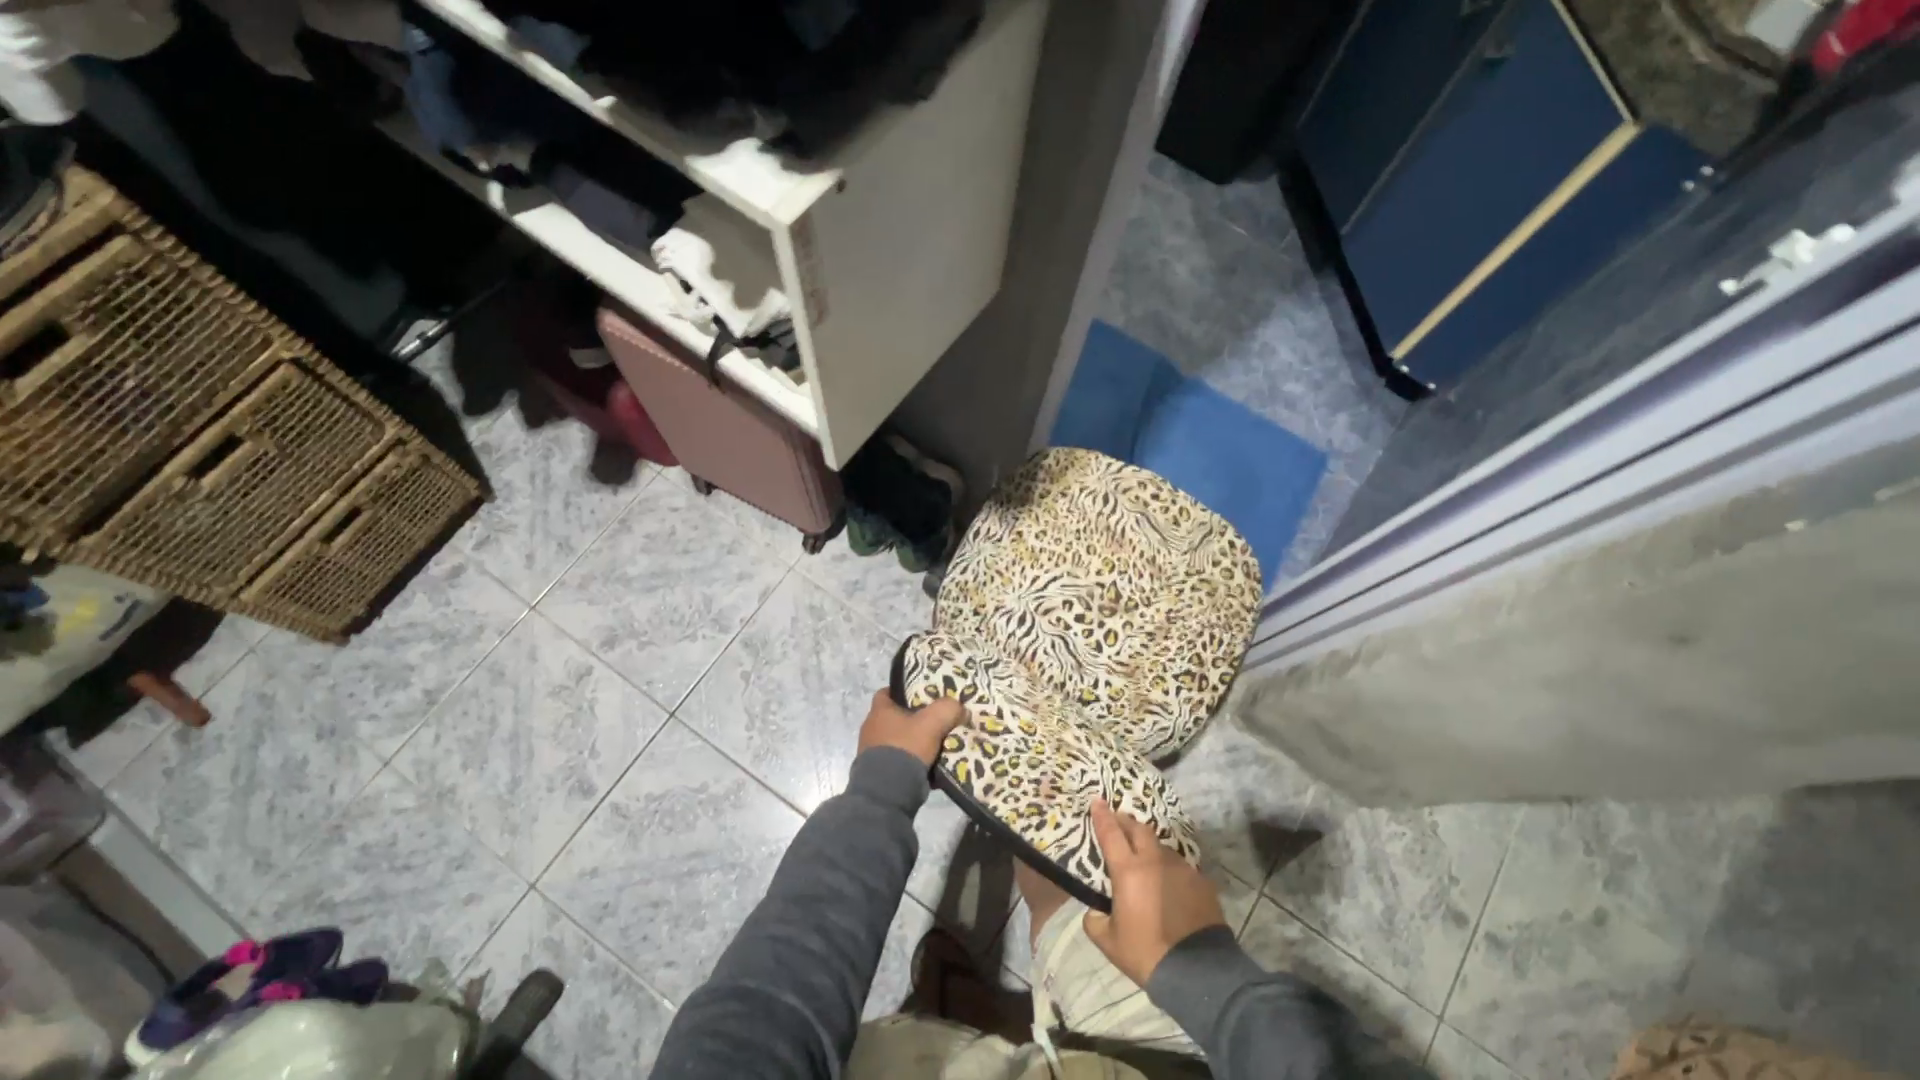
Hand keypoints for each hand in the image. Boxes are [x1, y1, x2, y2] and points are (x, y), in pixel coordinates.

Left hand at [857, 691, 966, 766]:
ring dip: (912, 742)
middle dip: (913, 719)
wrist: (887, 791)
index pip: (887, 692)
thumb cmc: (906, 747)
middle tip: (934, 721)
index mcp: (879, 711)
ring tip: (935, 745)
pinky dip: (910, 762)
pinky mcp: (876, 772)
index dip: (904, 691)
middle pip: (894, 717)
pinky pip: (896, 761)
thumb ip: (948, 709)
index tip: (922, 695)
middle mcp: (871, 728)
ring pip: (897, 740)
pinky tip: (927, 767)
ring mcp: (871, 751)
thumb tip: (960, 708)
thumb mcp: (932, 723)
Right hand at [1083, 798, 1226, 986]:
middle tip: (1118, 821)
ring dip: (1149, 846)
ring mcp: (1182, 869)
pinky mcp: (1202, 882)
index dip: (1102, 815)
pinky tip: (1168, 883)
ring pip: (1161, 847)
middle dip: (1126, 822)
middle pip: (1139, 829)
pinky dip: (1169, 868)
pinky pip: (1180, 867)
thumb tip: (1095, 911)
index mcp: (1129, 871)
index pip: (1111, 833)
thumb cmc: (1146, 953)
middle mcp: (1155, 861)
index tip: (1096, 801)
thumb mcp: (1108, 942)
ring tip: (1144, 856)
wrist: (1198, 971)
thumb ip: (1095, 921)